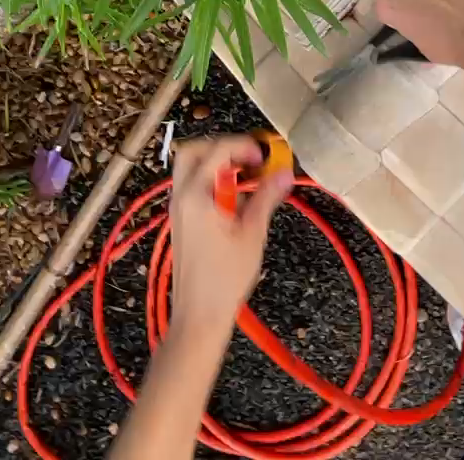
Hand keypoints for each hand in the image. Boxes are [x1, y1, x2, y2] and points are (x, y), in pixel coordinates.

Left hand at [167, 135, 292, 337]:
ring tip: (247, 181)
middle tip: (250, 159)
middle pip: (194, 151)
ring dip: (218, 165)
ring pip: (192, 169)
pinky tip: (236, 204)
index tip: (265, 156)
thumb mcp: (252, 233)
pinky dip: (213, 182)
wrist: (199, 317)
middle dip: (224, 148)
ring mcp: (179, 209)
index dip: (244, 146)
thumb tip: (284, 173)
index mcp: (196, 195)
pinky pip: (194, 187)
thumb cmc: (224, 279)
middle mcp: (181, 197)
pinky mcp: (182, 221)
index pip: (217, 150)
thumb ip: (266, 197)